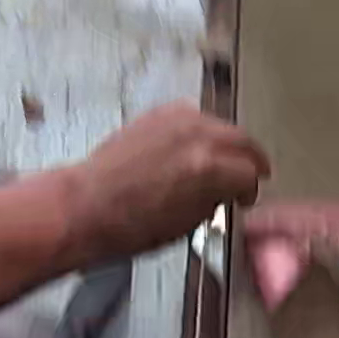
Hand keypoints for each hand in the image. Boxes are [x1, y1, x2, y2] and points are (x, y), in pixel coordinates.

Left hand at [59, 103, 269, 261]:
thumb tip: (226, 190)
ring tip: (222, 160)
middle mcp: (199, 135)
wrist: (86, 203)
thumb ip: (214, 201)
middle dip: (251, 159)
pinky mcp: (163, 110)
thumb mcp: (184, 226)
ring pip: (221, 124)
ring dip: (227, 143)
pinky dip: (203, 131)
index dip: (251, 190)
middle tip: (252, 172)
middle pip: (243, 139)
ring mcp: (180, 117)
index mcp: (207, 168)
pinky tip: (195, 146)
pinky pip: (196, 117)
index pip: (249, 172)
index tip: (245, 198)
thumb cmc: (130, 226)